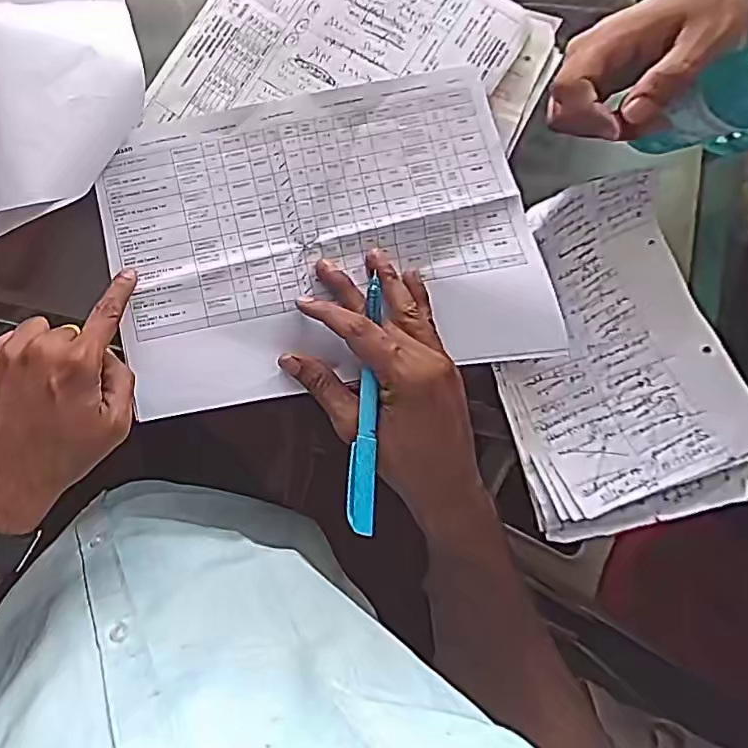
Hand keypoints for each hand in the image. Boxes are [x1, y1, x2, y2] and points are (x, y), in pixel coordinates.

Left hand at [0, 270, 137, 532]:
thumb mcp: (115, 424)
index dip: (119, 293)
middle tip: (70, 389)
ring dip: (47, 351)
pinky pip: (15, 340)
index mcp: (76, 365)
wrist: (9, 479)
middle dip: (76, 353)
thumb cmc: (57, 456)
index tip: (125, 278)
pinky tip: (25, 386)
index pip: (104, 315)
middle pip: (71, 331)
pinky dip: (23, 356)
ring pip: (42, 331)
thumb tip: (110, 358)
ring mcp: (10, 354)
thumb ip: (123, 379)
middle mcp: (41, 353)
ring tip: (44, 387)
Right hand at [280, 250, 486, 531]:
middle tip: (330, 267)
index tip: (308, 303)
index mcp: (405, 374)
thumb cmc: (410, 466)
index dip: (329, 313)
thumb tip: (297, 363)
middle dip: (352, 287)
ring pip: (410, 311)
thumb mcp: (357, 429)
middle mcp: (427, 360)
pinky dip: (417, 300)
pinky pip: (427, 324)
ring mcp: (439, 361)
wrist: (450, 488)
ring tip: (377, 258)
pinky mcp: (443, 367)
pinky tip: (413, 284)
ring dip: (390, 282)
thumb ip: (325, 388)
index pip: (359, 331)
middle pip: (382, 313)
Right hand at [547, 0, 747, 139]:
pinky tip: (636, 117)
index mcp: (604, 43)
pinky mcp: (598, 78)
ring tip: (642, 122)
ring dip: (601, 128)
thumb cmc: (706, 4)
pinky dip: (606, 123)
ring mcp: (588, 68)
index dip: (587, 117)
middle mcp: (586, 56)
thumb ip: (669, 78)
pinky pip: (585, 111)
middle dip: (594, 128)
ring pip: (568, 114)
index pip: (567, 89)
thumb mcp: (705, 40)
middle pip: (561, 108)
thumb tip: (633, 114)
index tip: (620, 128)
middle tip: (636, 128)